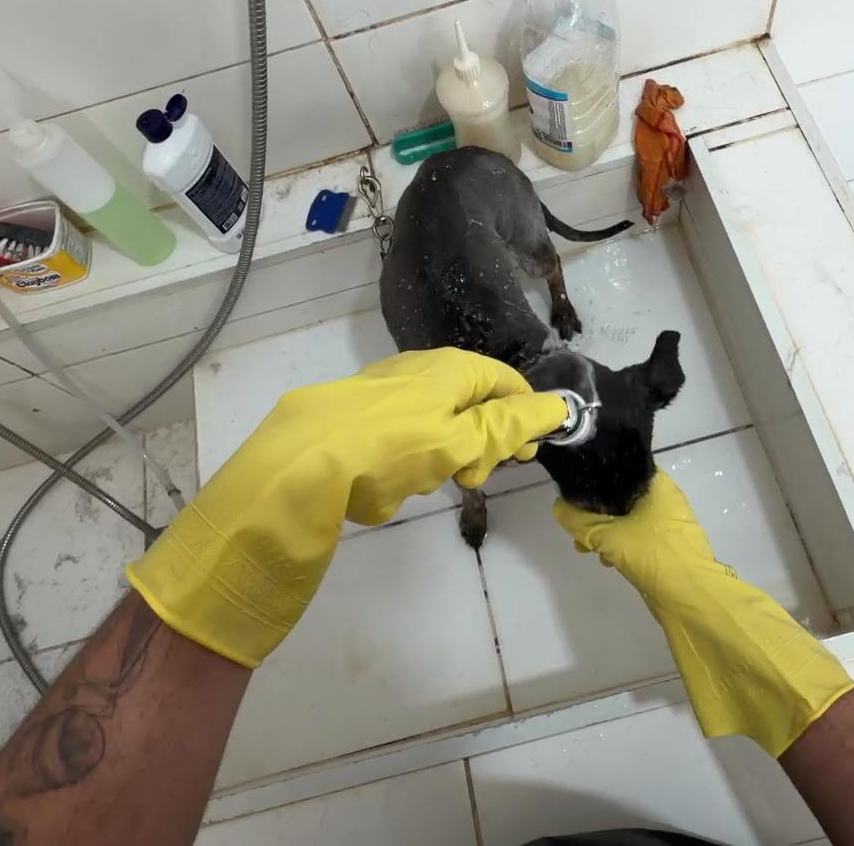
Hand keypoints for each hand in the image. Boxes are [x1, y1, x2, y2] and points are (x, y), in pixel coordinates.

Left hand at [128, 348, 568, 666]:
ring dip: (444, 454)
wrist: (296, 465)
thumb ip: (508, 426)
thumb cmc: (389, 450)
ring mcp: (381, 391)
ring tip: (426, 482)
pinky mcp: (353, 415)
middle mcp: (416, 370)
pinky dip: (407, 458)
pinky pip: (398, 433)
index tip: (521, 455)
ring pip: (435, 420)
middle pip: (470, 399)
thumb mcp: (460, 443)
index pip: (505, 380)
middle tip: (472, 478)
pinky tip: (386, 485)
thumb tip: (557, 405)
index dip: (523, 415)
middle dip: (480, 441)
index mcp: (448, 369)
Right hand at [556, 470, 853, 755]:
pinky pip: (639, 536)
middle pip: (624, 495)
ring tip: (589, 548)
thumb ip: (579, 520)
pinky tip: (608, 559)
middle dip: (599, 511)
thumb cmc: (653, 554)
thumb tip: (559, 508)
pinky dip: (622, 544)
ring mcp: (671, 523)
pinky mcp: (670, 546)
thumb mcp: (607, 535)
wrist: (691, 597)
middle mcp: (667, 498)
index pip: (623, 466)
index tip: (579, 486)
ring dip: (608, 531)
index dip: (599, 474)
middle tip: (580, 526)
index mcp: (658, 484)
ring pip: (630, 518)